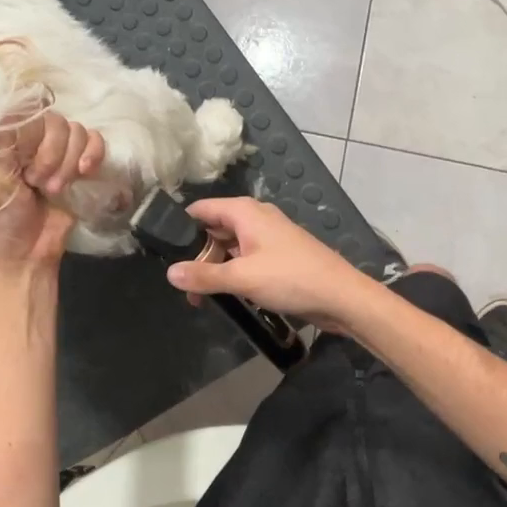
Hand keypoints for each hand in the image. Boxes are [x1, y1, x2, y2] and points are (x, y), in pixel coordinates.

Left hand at [0, 113, 106, 266]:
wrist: (28, 255)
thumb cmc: (3, 218)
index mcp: (8, 138)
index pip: (32, 112)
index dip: (35, 139)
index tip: (25, 167)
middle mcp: (32, 140)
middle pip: (57, 122)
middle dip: (52, 156)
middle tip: (38, 184)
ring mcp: (58, 151)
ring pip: (76, 131)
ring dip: (68, 163)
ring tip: (54, 190)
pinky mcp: (79, 165)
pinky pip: (94, 141)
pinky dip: (93, 153)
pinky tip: (85, 171)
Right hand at [163, 197, 376, 330]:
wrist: (343, 298)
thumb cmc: (290, 278)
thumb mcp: (242, 278)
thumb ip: (204, 276)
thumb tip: (169, 274)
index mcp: (244, 211)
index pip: (200, 209)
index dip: (180, 227)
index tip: (163, 250)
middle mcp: (254, 217)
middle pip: (213, 229)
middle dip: (197, 255)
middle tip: (183, 284)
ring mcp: (268, 236)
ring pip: (230, 246)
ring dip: (215, 268)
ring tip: (200, 297)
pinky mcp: (279, 255)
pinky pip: (246, 258)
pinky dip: (233, 272)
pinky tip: (227, 295)